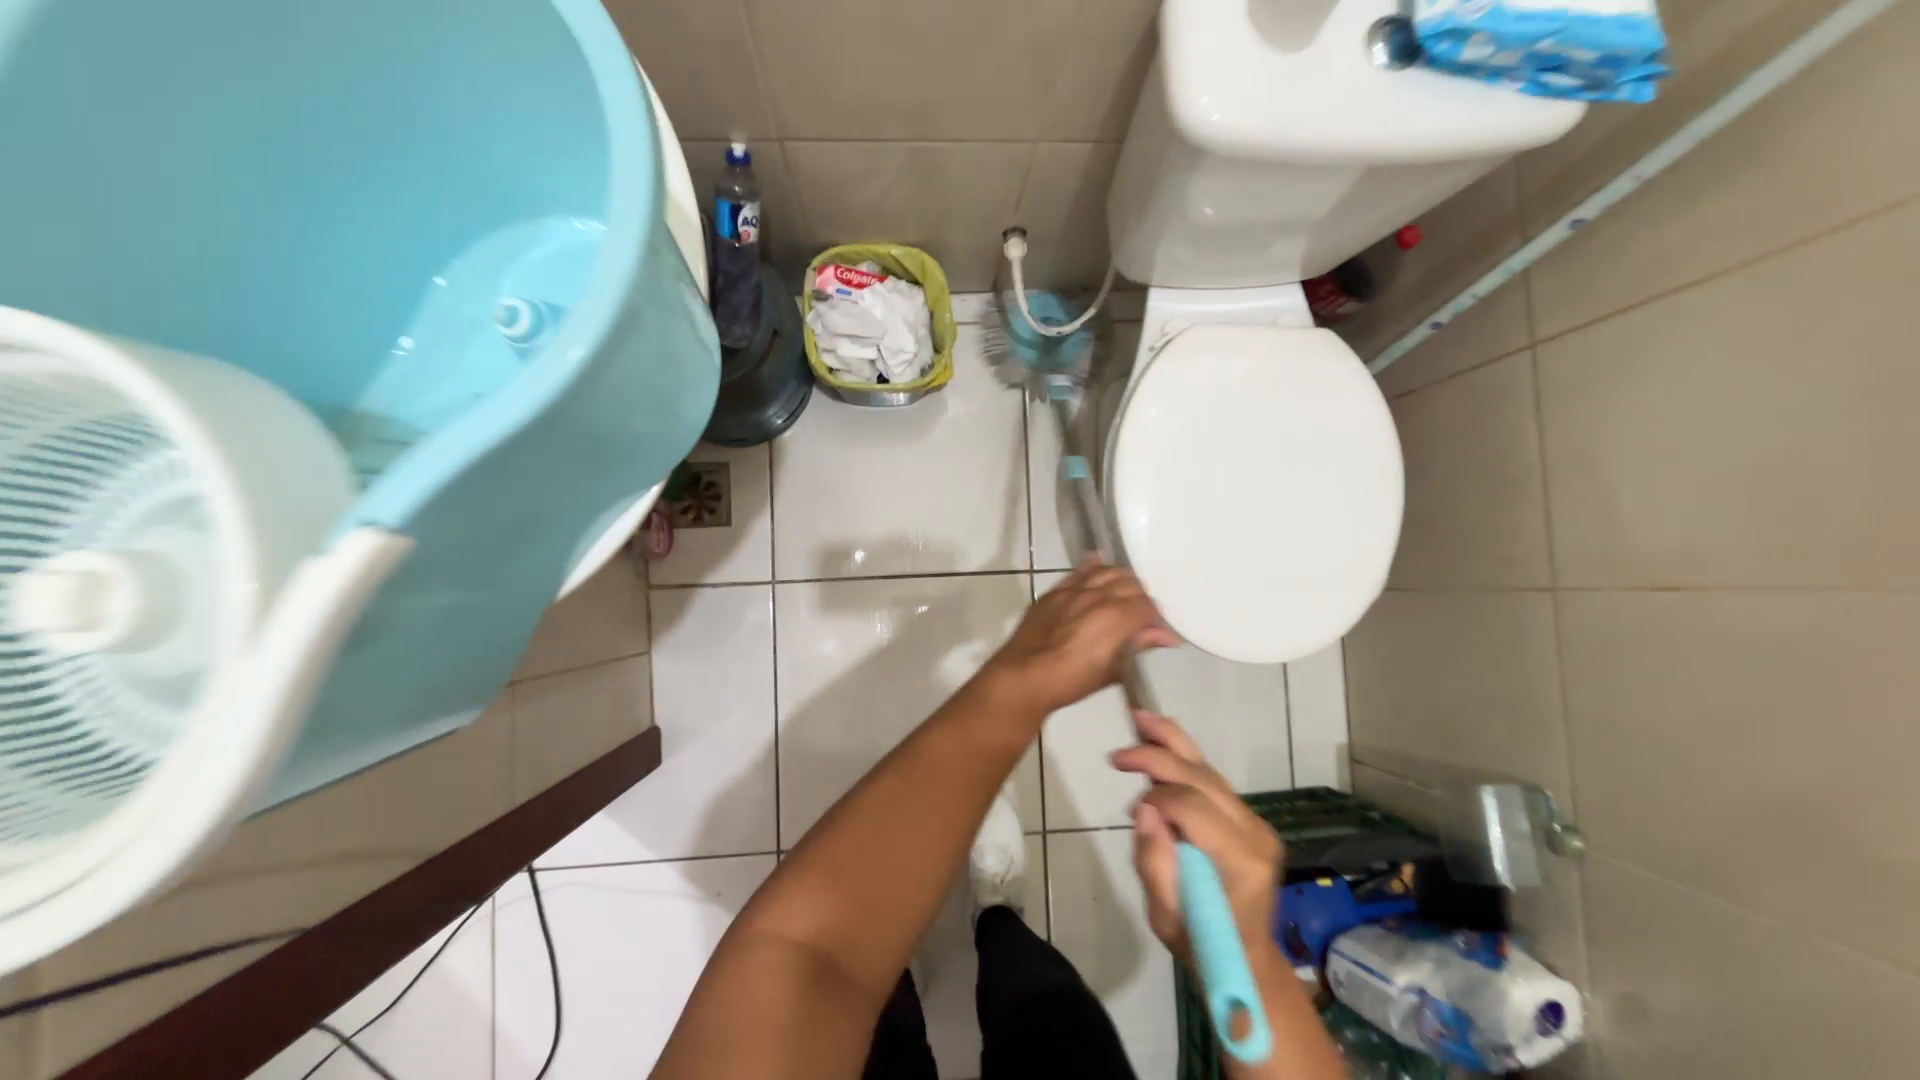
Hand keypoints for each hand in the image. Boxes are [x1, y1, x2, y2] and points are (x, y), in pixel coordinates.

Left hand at [981, 558, 1178, 714]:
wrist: (1024, 676)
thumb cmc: (1071, 681)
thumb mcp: (1112, 670)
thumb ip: (1139, 646)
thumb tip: (1167, 637)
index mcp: (1117, 617)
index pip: (1147, 606)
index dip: (1154, 618)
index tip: (1153, 630)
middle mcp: (1098, 595)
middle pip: (1130, 584)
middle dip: (1140, 598)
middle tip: (1139, 615)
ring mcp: (1074, 590)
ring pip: (1107, 571)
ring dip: (1120, 580)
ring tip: (1121, 593)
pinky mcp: (1055, 591)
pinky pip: (1079, 571)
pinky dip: (1093, 567)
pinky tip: (1098, 565)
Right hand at [1114, 711, 1283, 962]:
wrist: (1245, 956)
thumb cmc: (1201, 943)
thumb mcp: (1165, 917)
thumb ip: (1154, 863)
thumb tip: (1143, 808)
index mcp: (1240, 859)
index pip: (1192, 806)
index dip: (1156, 797)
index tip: (1130, 807)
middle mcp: (1255, 832)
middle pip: (1203, 778)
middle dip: (1159, 754)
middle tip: (1120, 751)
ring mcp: (1257, 824)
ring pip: (1210, 771)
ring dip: (1174, 742)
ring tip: (1140, 718)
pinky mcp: (1251, 820)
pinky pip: (1214, 782)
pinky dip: (1184, 760)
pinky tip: (1162, 741)